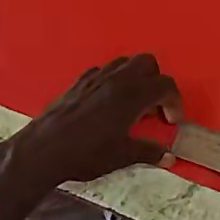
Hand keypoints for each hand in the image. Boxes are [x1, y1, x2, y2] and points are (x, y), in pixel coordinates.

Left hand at [0, 55, 184, 190]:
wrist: (44, 150)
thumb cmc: (86, 154)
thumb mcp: (122, 156)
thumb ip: (149, 152)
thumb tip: (169, 157)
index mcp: (130, 96)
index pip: (165, 85)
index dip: (175, 102)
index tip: (172, 121)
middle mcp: (115, 80)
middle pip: (147, 63)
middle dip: (157, 82)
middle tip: (155, 108)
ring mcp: (95, 78)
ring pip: (124, 63)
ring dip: (136, 78)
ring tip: (133, 104)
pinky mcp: (78, 82)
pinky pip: (103, 70)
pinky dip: (114, 80)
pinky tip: (108, 103)